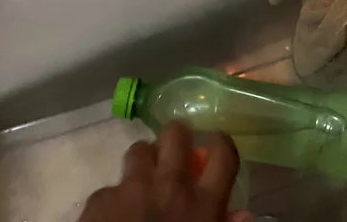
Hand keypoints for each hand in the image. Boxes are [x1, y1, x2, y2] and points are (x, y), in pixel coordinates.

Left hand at [79, 122, 249, 221]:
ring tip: (143, 183)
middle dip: (176, 139)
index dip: (220, 143)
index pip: (223, 154)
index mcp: (202, 204)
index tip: (215, 145)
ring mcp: (132, 188)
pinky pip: (109, 189)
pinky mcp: (100, 199)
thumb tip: (245, 215)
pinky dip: (114, 200)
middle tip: (175, 157)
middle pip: (176, 134)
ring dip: (143, 163)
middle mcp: (170, 186)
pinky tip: (114, 218)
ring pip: (139, 150)